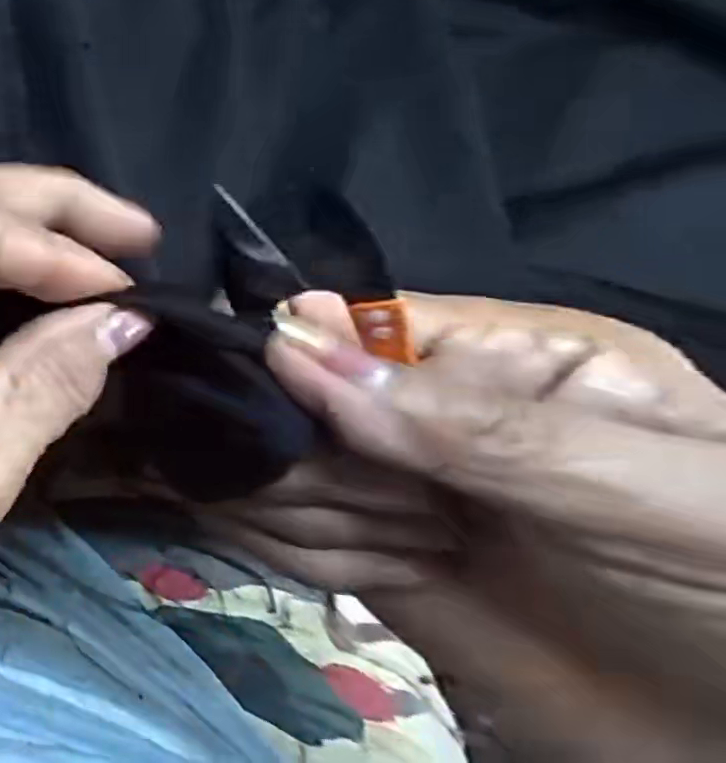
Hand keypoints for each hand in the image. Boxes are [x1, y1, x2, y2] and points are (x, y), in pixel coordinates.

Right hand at [225, 291, 725, 752]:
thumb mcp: (642, 493)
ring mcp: (358, 465)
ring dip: (313, 510)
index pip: (333, 320)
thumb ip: (471, 420)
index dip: (303, 358)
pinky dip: (296, 547)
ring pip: (254, 453)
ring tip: (417, 551)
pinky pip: (251, 514)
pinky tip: (385, 574)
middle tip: (407, 513)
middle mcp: (400, 398)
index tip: (320, 424)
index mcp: (480, 349)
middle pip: (275, 388)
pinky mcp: (329, 526)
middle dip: (319, 455)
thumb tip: (288, 347)